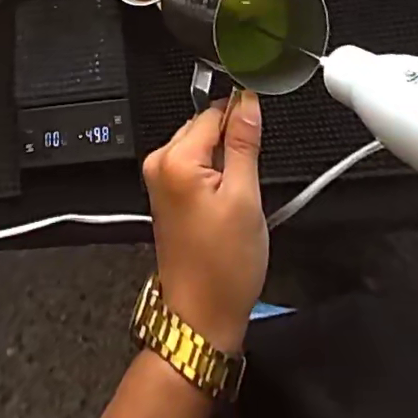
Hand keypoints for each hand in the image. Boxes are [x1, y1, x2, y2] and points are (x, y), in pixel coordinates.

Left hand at [141, 91, 265, 352]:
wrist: (200, 315)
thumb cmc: (222, 267)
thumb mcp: (245, 197)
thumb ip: (245, 143)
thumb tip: (247, 102)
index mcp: (176, 159)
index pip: (214, 112)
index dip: (242, 121)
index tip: (259, 139)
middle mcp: (159, 162)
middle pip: (205, 125)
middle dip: (231, 144)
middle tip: (247, 180)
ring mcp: (159, 177)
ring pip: (201, 144)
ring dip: (223, 159)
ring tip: (235, 196)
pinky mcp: (165, 191)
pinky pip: (194, 163)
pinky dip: (213, 173)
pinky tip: (224, 202)